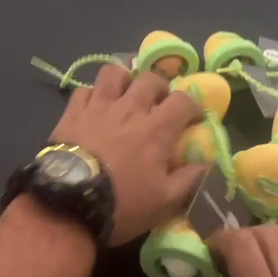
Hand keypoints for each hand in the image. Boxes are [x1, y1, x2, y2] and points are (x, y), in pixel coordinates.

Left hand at [49, 65, 204, 244]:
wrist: (70, 202)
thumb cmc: (122, 204)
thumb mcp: (164, 202)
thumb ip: (189, 180)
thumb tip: (207, 164)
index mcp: (156, 129)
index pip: (182, 100)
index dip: (192, 105)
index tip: (193, 117)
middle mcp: (129, 108)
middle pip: (150, 79)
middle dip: (159, 86)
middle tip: (158, 102)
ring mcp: (99, 106)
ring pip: (114, 72)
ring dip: (124, 79)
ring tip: (125, 94)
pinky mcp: (73, 111)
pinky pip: (84, 89)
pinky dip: (93, 94)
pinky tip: (95, 106)